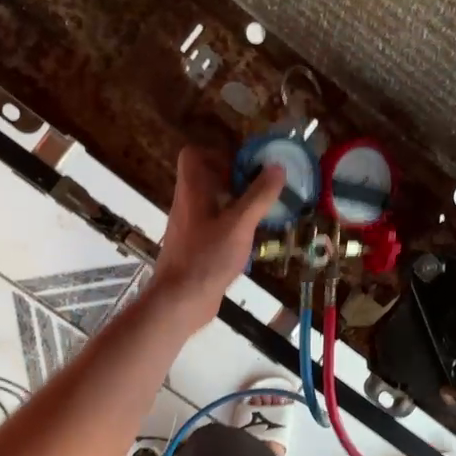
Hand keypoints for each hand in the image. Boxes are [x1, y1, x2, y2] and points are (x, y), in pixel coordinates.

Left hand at [146, 147, 283, 329]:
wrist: (179, 302)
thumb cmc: (206, 259)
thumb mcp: (239, 224)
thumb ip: (259, 196)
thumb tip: (276, 167)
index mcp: (192, 191)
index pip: (193, 156)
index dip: (217, 154)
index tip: (243, 169)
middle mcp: (187, 205)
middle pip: (206, 179)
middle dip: (235, 181)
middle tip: (261, 193)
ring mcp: (190, 229)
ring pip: (213, 205)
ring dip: (237, 205)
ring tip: (262, 216)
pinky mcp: (195, 249)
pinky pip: (215, 227)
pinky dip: (232, 228)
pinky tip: (250, 242)